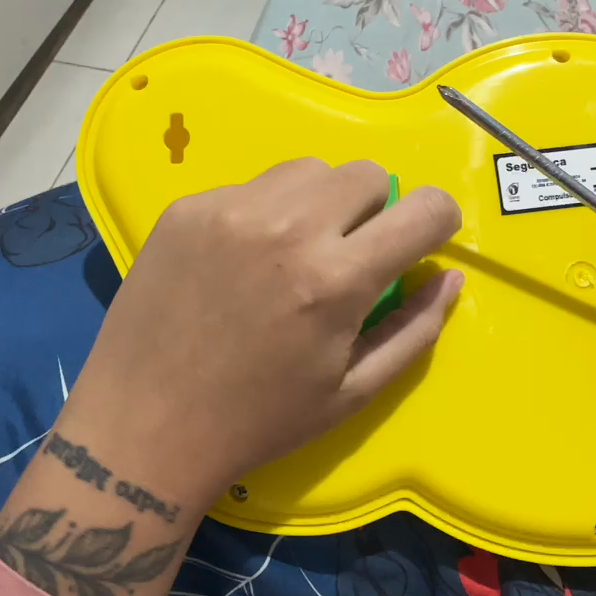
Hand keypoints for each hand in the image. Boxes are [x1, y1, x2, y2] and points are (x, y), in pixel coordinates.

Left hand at [68, 157, 463, 505]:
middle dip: (377, 209)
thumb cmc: (259, 420)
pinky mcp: (188, 207)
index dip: (439, 220)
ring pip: (309, 170)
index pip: (423, 209)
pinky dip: (267, 211)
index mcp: (337, 279)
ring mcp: (231, 209)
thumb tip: (451, 276)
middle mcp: (288, 227)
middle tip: (351, 255)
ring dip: (323, 201)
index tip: (425, 240)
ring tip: (296, 251)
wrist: (144, 425)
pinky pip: (253, 185)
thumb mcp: (353, 392)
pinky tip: (243, 259)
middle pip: (366, 173)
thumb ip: (415, 328)